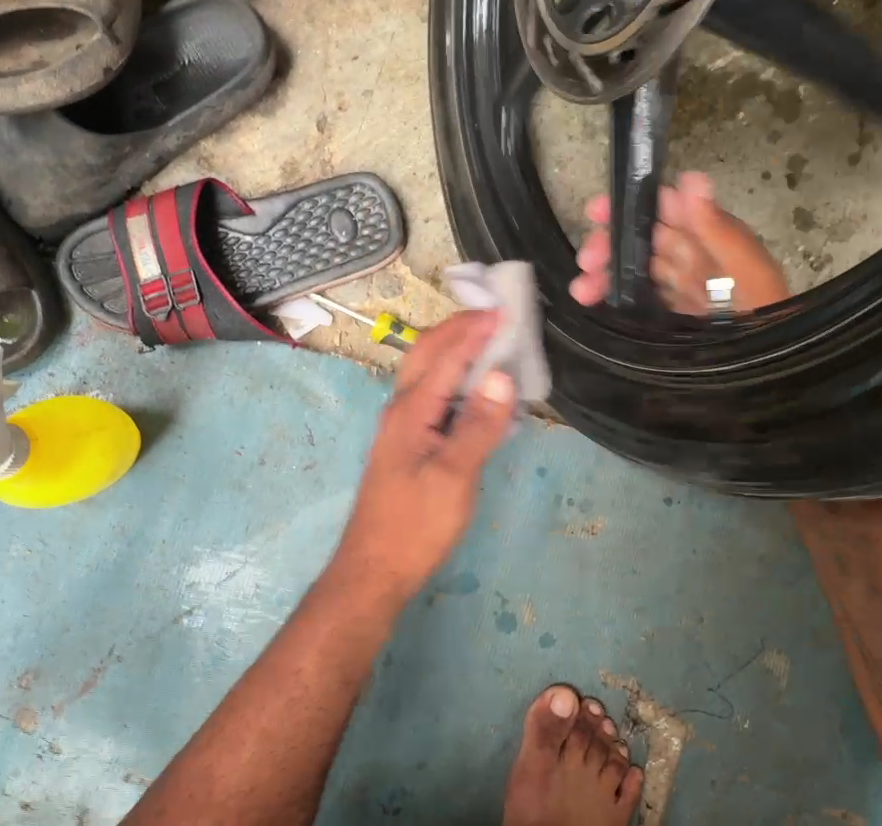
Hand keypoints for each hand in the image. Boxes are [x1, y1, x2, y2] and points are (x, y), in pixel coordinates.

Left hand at [328, 311, 517, 603]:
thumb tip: (502, 375)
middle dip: (459, 328)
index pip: (446, 355)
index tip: (506, 309)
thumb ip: (479, 425)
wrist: (374, 571)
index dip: (475, 330)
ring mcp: (403, 428)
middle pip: (428, 354)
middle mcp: (402, 410)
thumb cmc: (415, 526)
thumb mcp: (454, 477)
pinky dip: (457, 381)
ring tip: (492, 343)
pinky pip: (435, 398)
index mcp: (411, 410)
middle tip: (496, 316)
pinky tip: (479, 393)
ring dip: (457, 351)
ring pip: (429, 374)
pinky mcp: (410, 446)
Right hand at [569, 171, 791, 314]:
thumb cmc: (767, 318)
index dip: (631, 204)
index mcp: (713, 237)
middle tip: (588, 258)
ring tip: (581, 290)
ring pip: (635, 271)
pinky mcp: (674, 318)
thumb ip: (717, 229)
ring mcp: (682, 289)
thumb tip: (690, 178)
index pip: (667, 208)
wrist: (777, 368)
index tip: (599, 210)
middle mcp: (695, 258)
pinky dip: (611, 299)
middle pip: (643, 240)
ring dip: (605, 273)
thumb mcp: (746, 272)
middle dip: (610, 243)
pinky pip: (637, 301)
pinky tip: (591, 301)